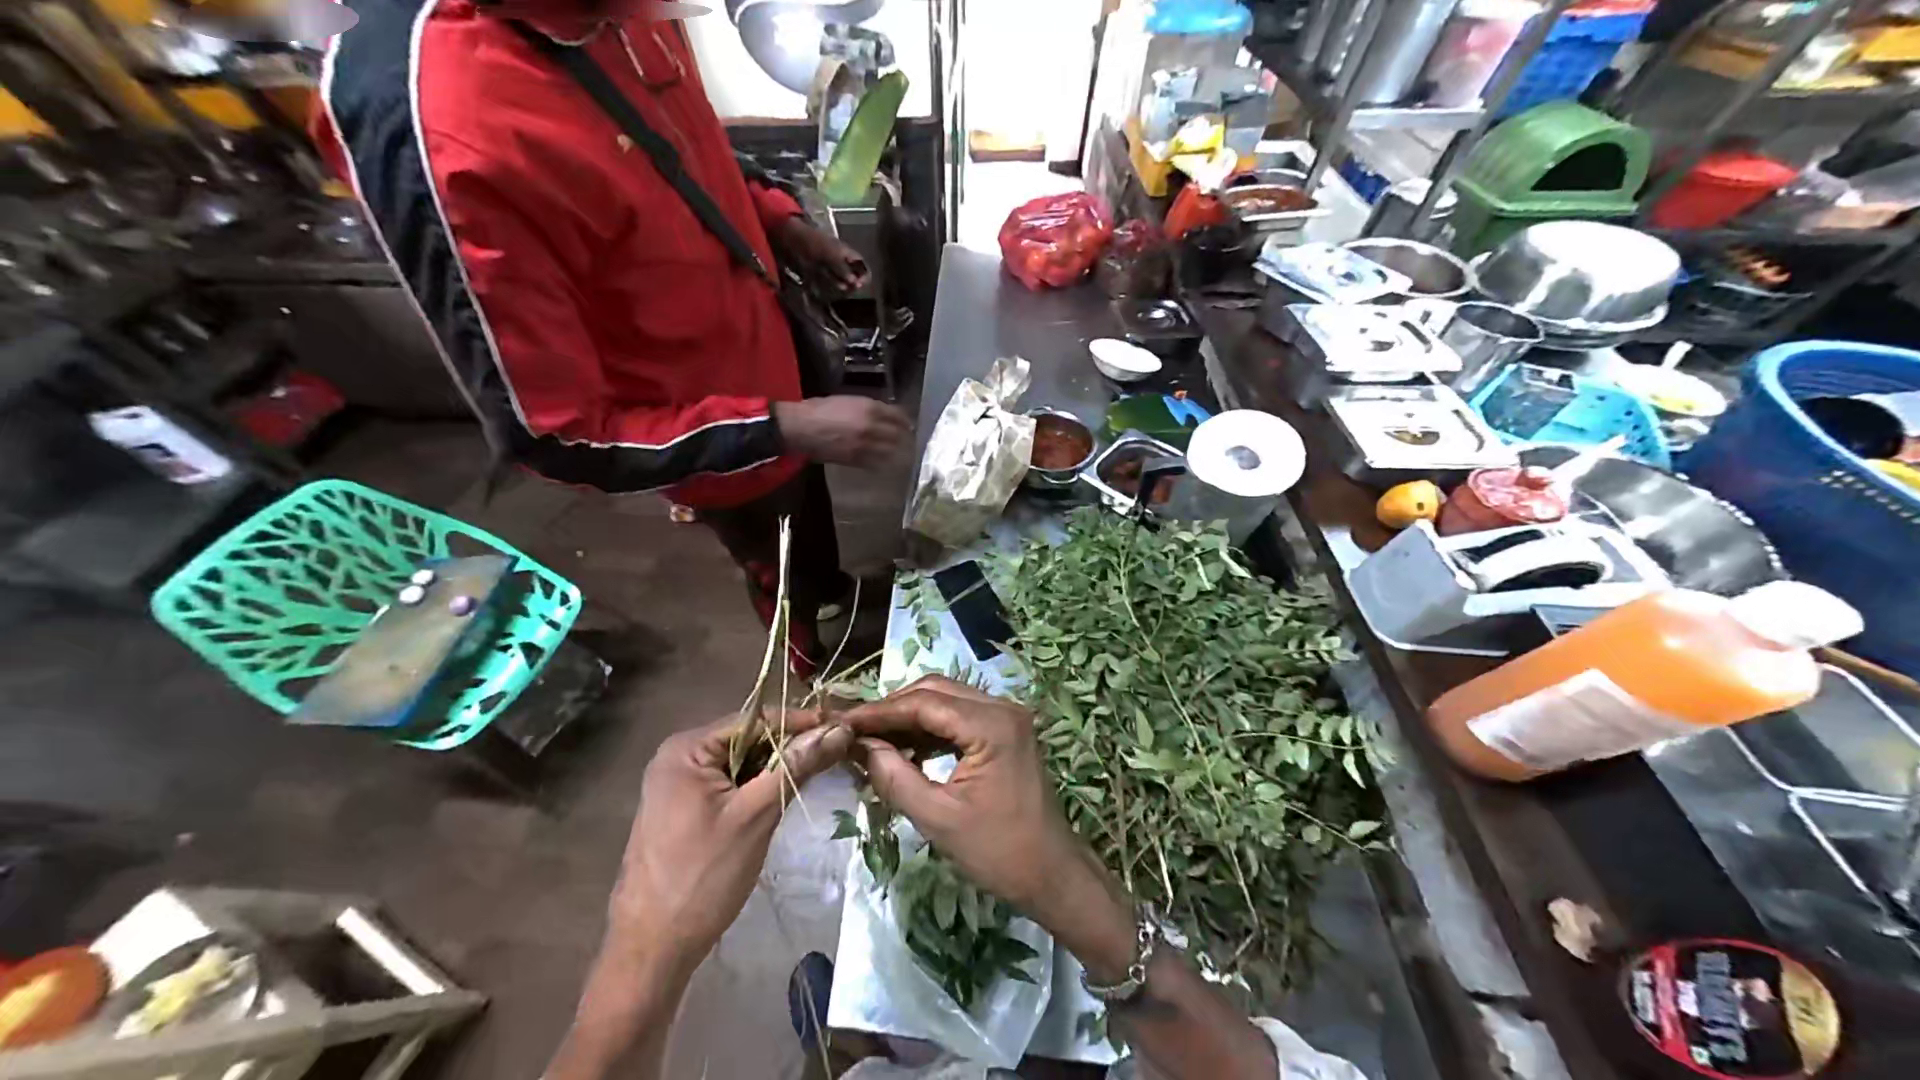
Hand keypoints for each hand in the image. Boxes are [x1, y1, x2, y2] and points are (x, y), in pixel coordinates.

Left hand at [604, 711, 853, 971]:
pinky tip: (787, 794)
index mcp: (687, 748)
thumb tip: (839, 730)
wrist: (651, 948)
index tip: (843, 725)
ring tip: (822, 769)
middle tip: (838, 750)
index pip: (755, 718)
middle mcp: (679, 756)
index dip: (801, 721)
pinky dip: (759, 786)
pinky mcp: (685, 807)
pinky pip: (731, 783)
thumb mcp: (756, 815)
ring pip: (742, 762)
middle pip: (748, 738)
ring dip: (777, 767)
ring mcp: (679, 783)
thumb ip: (797, 766)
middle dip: (791, 745)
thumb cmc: (702, 876)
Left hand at [772, 215, 869, 291]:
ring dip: (844, 284)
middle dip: (854, 281)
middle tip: (853, 289)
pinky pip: (830, 279)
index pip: (861, 263)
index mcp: (845, 250)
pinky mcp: (819, 271)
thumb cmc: (812, 242)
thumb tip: (853, 282)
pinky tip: (835, 287)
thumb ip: (842, 268)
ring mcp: (829, 264)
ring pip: (842, 277)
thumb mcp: (830, 254)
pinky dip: (833, 283)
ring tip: (845, 290)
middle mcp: (839, 258)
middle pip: (852, 272)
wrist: (790, 238)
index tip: (862, 284)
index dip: (864, 273)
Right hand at [773, 396, 910, 467]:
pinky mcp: (856, 460)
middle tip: (908, 440)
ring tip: (901, 453)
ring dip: (897, 452)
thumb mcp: (847, 401)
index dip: (905, 421)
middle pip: (898, 435)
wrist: (800, 428)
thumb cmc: (819, 409)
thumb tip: (882, 416)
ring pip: (891, 451)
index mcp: (869, 408)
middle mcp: (872, 427)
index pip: (897, 416)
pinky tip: (885, 462)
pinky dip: (883, 462)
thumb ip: (868, 409)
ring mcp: (865, 445)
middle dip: (905, 438)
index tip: (908, 424)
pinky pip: (877, 463)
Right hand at [842, 678, 1136, 975]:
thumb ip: (895, 777)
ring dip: (910, 716)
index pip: (924, 702)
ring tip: (873, 740)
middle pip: (935, 690)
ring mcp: (1007, 718)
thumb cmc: (999, 852)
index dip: (879, 711)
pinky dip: (930, 728)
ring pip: (946, 700)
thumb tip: (860, 746)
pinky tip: (905, 748)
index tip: (843, 722)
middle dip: (893, 709)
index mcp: (992, 724)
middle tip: (855, 730)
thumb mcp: (938, 819)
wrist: (1053, 875)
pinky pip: (959, 717)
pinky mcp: (1006, 732)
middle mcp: (1003, 707)